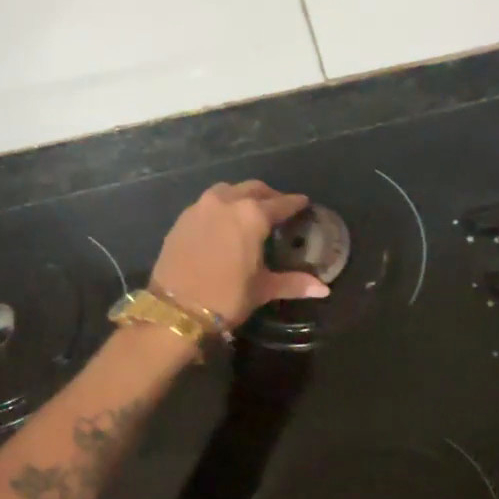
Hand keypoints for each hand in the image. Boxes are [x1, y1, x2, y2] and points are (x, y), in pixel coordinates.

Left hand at [150, 180, 330, 327]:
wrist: (175, 310)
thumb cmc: (226, 297)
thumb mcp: (263, 289)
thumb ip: (294, 283)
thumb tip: (324, 290)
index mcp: (252, 215)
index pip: (281, 203)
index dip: (295, 203)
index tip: (303, 204)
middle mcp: (226, 202)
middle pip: (253, 189)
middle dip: (269, 196)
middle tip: (279, 207)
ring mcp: (200, 207)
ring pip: (228, 191)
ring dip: (242, 196)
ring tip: (250, 212)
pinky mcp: (182, 219)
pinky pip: (208, 203)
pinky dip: (221, 207)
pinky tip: (224, 223)